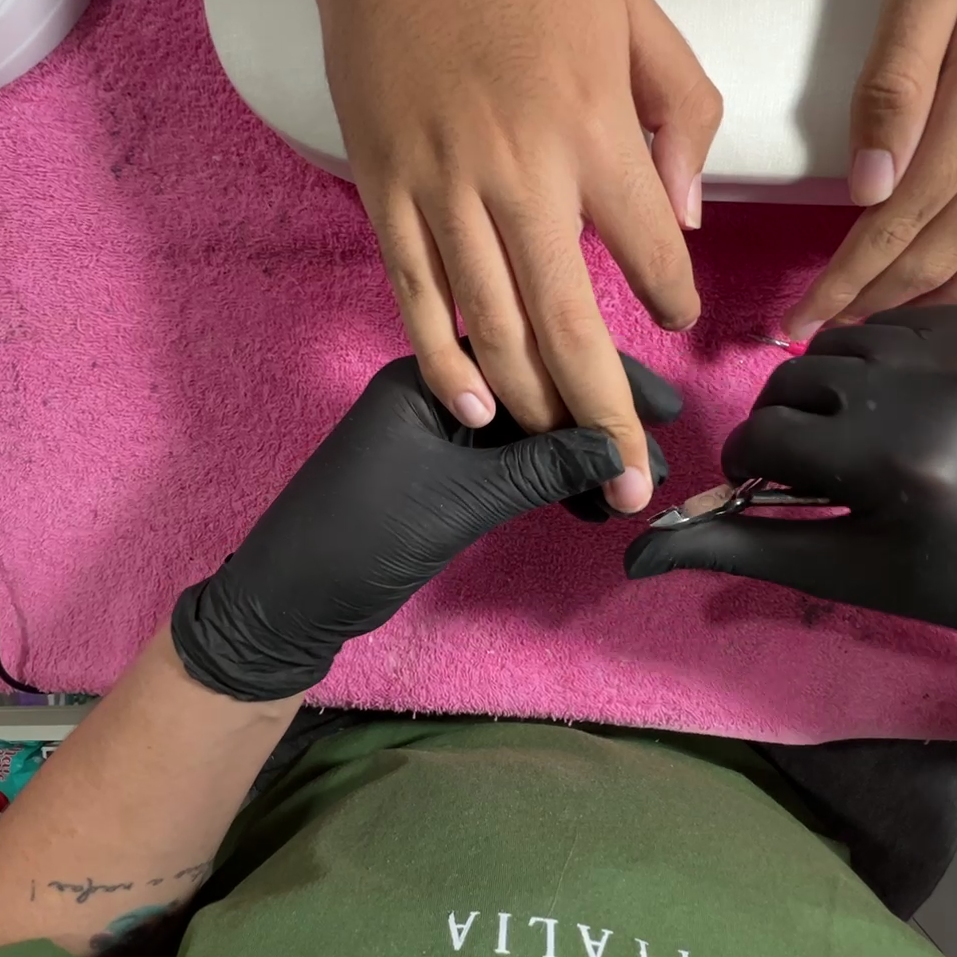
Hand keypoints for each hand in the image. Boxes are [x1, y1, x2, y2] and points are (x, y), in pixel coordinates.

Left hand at [174, 350, 681, 700]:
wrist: (295, 598)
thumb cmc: (364, 533)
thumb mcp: (460, 498)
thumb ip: (541, 469)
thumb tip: (622, 448)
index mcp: (433, 374)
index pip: (533, 358)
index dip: (600, 383)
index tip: (660, 408)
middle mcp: (440, 392)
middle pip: (535, 396)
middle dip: (596, 429)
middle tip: (653, 460)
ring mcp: (441, 435)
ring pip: (525, 437)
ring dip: (575, 461)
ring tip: (629, 488)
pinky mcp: (443, 475)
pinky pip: (507, 467)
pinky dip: (545, 482)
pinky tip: (585, 501)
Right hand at [302, 0, 721, 512]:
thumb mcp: (633, 14)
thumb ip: (678, 116)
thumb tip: (683, 219)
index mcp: (591, 130)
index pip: (651, 255)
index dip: (674, 304)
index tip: (679, 328)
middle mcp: (520, 178)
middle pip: (571, 329)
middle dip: (605, 421)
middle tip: (628, 484)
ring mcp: (444, 195)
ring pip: (496, 331)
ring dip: (534, 405)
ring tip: (560, 452)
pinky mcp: (387, 199)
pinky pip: (419, 299)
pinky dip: (447, 362)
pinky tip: (476, 408)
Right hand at [626, 305, 956, 697]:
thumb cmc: (940, 579)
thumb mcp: (833, 570)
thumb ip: (732, 546)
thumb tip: (636, 555)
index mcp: (899, 465)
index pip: (765, 432)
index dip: (750, 458)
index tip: (769, 480)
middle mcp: (945, 392)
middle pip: (798, 376)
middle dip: (788, 420)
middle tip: (815, 456)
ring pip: (845, 341)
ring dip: (834, 386)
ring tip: (862, 428)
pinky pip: (905, 321)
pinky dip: (889, 359)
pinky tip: (912, 402)